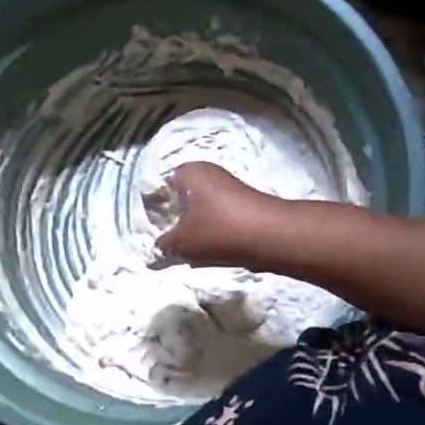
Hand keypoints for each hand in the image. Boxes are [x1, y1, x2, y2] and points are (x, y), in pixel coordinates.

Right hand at [150, 162, 272, 267]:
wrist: (273, 237)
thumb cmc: (219, 230)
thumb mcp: (181, 242)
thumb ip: (162, 246)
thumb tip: (153, 252)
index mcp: (189, 172)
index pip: (159, 187)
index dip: (153, 210)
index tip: (152, 230)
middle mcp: (207, 172)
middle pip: (179, 198)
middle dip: (172, 219)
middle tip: (167, 240)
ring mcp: (226, 185)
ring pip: (197, 208)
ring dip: (190, 226)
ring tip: (186, 247)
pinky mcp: (241, 201)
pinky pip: (214, 214)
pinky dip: (208, 228)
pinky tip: (207, 247)